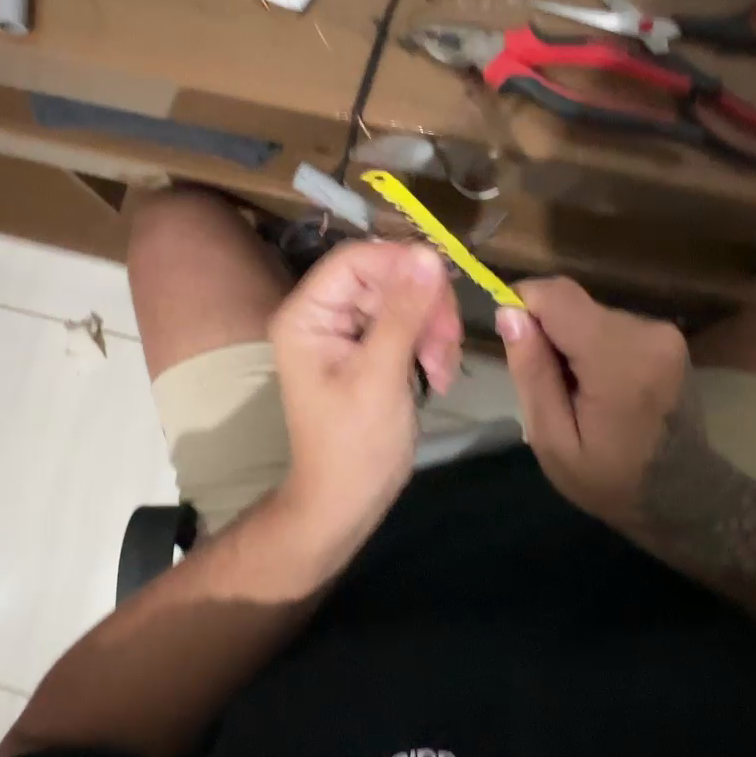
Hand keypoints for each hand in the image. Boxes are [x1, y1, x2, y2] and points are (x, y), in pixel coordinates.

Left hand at [269, 241, 461, 528]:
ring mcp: (346, 333)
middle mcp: (322, 316)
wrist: (346, 502)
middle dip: (424, 306)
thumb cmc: (354, 445)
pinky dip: (429, 345)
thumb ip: (404, 313)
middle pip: (384, 278)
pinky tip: (440, 377)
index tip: (445, 282)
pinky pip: (407, 326)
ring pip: (402, 301)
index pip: (354, 260)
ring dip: (432, 329)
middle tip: (448, 341)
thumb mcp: (380, 375)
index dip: (401, 263)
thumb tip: (429, 254)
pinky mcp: (369, 350)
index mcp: (307, 315)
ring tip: (443, 370)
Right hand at [497, 277, 689, 528]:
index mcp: (618, 361)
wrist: (683, 495)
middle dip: (548, 332)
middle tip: (547, 385)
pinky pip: (610, 323)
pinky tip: (600, 385)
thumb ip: (532, 373)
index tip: (511, 340)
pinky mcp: (668, 336)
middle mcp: (646, 333)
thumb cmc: (610, 478)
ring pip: (589, 312)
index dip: (522, 304)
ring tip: (575, 390)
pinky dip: (593, 345)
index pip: (556, 296)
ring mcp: (662, 333)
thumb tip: (508, 313)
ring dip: (571, 340)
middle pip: (572, 304)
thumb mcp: (553, 440)